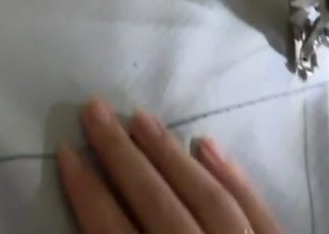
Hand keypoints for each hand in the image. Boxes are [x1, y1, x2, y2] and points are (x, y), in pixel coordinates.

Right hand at [59, 97, 282, 233]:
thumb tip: (90, 219)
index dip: (89, 193)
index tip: (67, 151)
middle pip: (158, 205)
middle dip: (122, 155)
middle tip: (94, 108)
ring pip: (209, 202)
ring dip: (171, 156)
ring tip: (141, 116)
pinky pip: (261, 217)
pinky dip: (235, 180)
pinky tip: (209, 146)